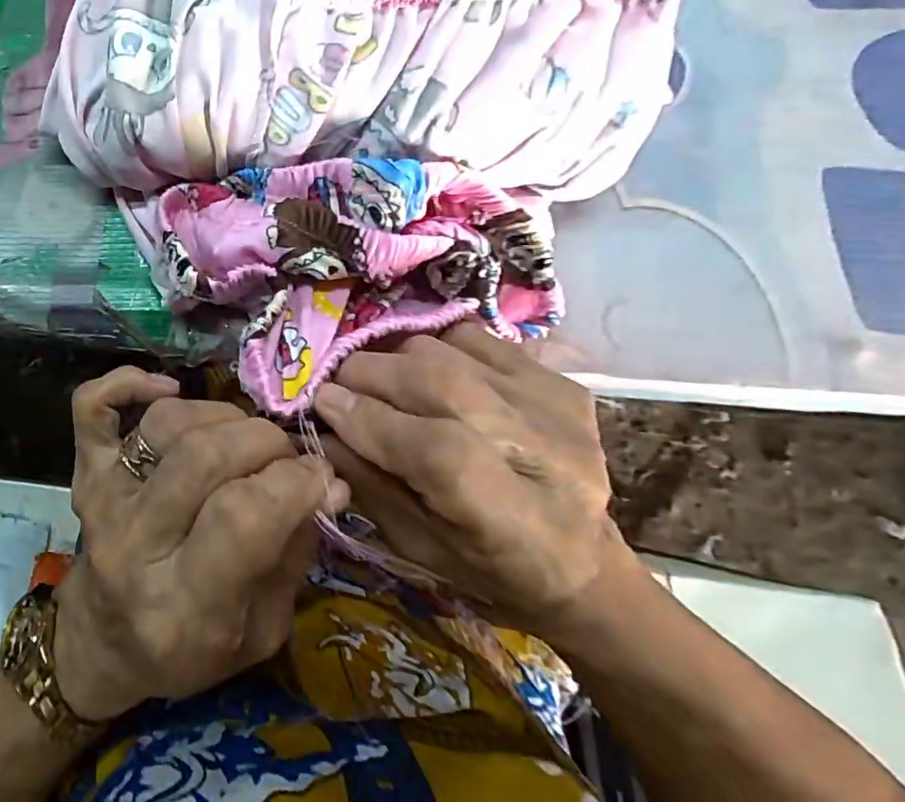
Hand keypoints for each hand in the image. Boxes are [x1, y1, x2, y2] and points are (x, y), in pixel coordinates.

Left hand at [50, 368, 349, 720]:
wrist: (101, 639)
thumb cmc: (186, 649)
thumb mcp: (259, 633)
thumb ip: (292, 557)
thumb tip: (326, 482)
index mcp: (183, 607)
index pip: (240, 518)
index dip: (292, 484)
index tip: (321, 476)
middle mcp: (133, 544)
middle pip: (201, 458)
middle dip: (262, 443)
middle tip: (286, 456)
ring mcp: (101, 499)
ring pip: (162, 425)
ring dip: (219, 415)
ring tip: (243, 437)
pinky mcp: (83, 470)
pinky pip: (90, 405)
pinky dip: (126, 381)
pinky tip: (168, 389)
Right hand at [312, 323, 631, 636]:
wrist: (582, 561)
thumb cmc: (486, 566)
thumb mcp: (415, 544)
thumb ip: (368, 483)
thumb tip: (323, 428)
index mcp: (514, 522)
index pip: (437, 450)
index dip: (371, 420)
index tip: (322, 403)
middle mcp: (545, 456)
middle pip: (441, 385)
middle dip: (368, 376)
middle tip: (335, 386)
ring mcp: (554, 409)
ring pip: (447, 352)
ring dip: (393, 360)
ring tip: (375, 382)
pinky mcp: (556, 381)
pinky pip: (472, 337)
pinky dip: (432, 346)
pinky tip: (422, 372)